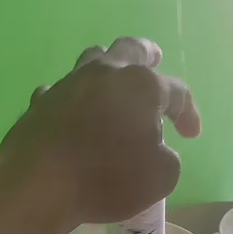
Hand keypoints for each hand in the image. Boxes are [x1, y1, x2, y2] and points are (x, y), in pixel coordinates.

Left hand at [0, 37, 200, 224]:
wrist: (40, 183)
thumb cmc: (108, 178)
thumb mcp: (159, 178)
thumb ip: (167, 159)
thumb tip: (158, 149)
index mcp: (142, 86)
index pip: (176, 92)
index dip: (189, 112)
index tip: (192, 134)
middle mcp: (106, 73)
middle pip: (130, 50)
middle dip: (147, 53)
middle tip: (155, 56)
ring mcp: (69, 84)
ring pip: (92, 60)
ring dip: (108, 67)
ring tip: (113, 78)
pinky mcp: (41, 102)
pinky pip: (62, 91)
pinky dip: (73, 99)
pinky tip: (72, 110)